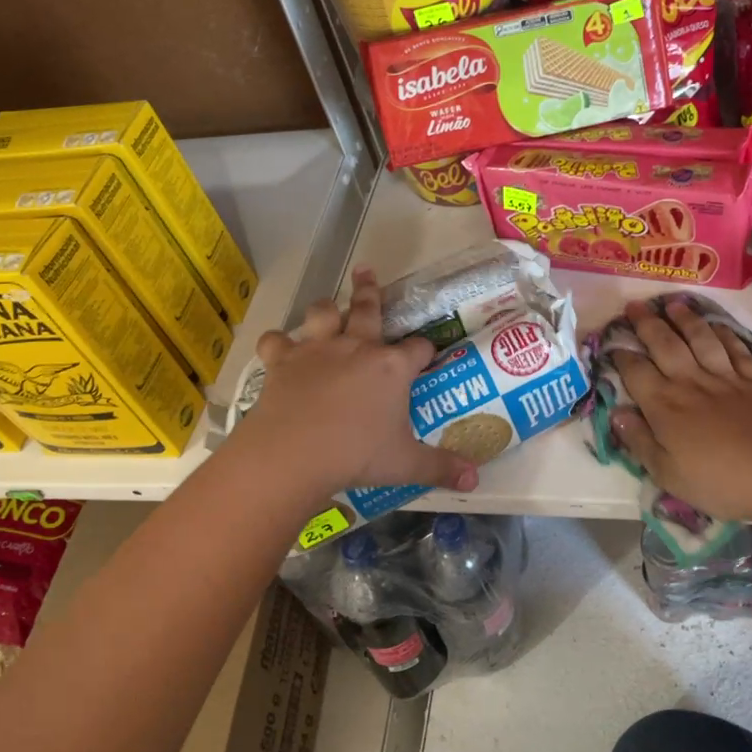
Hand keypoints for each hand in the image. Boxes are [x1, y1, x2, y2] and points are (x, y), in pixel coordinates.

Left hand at [231, 268, 479, 497]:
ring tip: (328, 305)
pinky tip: (278, 346)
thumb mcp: (406, 464)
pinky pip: (276, 340)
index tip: (427, 354)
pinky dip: (277, 342)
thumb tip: (475, 481)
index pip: (419, 348)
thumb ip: (441, 467)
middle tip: (368, 271)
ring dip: (326, 308)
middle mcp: (357, 347)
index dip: (425, 350)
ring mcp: (318, 349)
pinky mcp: (284, 360)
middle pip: (369, 309)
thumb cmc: (357, 455)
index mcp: (392, 367)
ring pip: (323, 312)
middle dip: (371, 291)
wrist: (295, 452)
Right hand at [611, 300, 751, 522]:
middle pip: (664, 344)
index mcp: (664, 405)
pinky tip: (718, 326)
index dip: (622, 356)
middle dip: (646, 323)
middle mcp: (690, 382)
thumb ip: (639, 442)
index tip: (613, 346)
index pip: (636, 371)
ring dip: (685, 319)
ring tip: (673, 304)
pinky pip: (737, 349)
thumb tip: (616, 413)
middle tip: (635, 306)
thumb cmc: (718, 482)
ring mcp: (725, 377)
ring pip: (701, 338)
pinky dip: (726, 335)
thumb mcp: (668, 475)